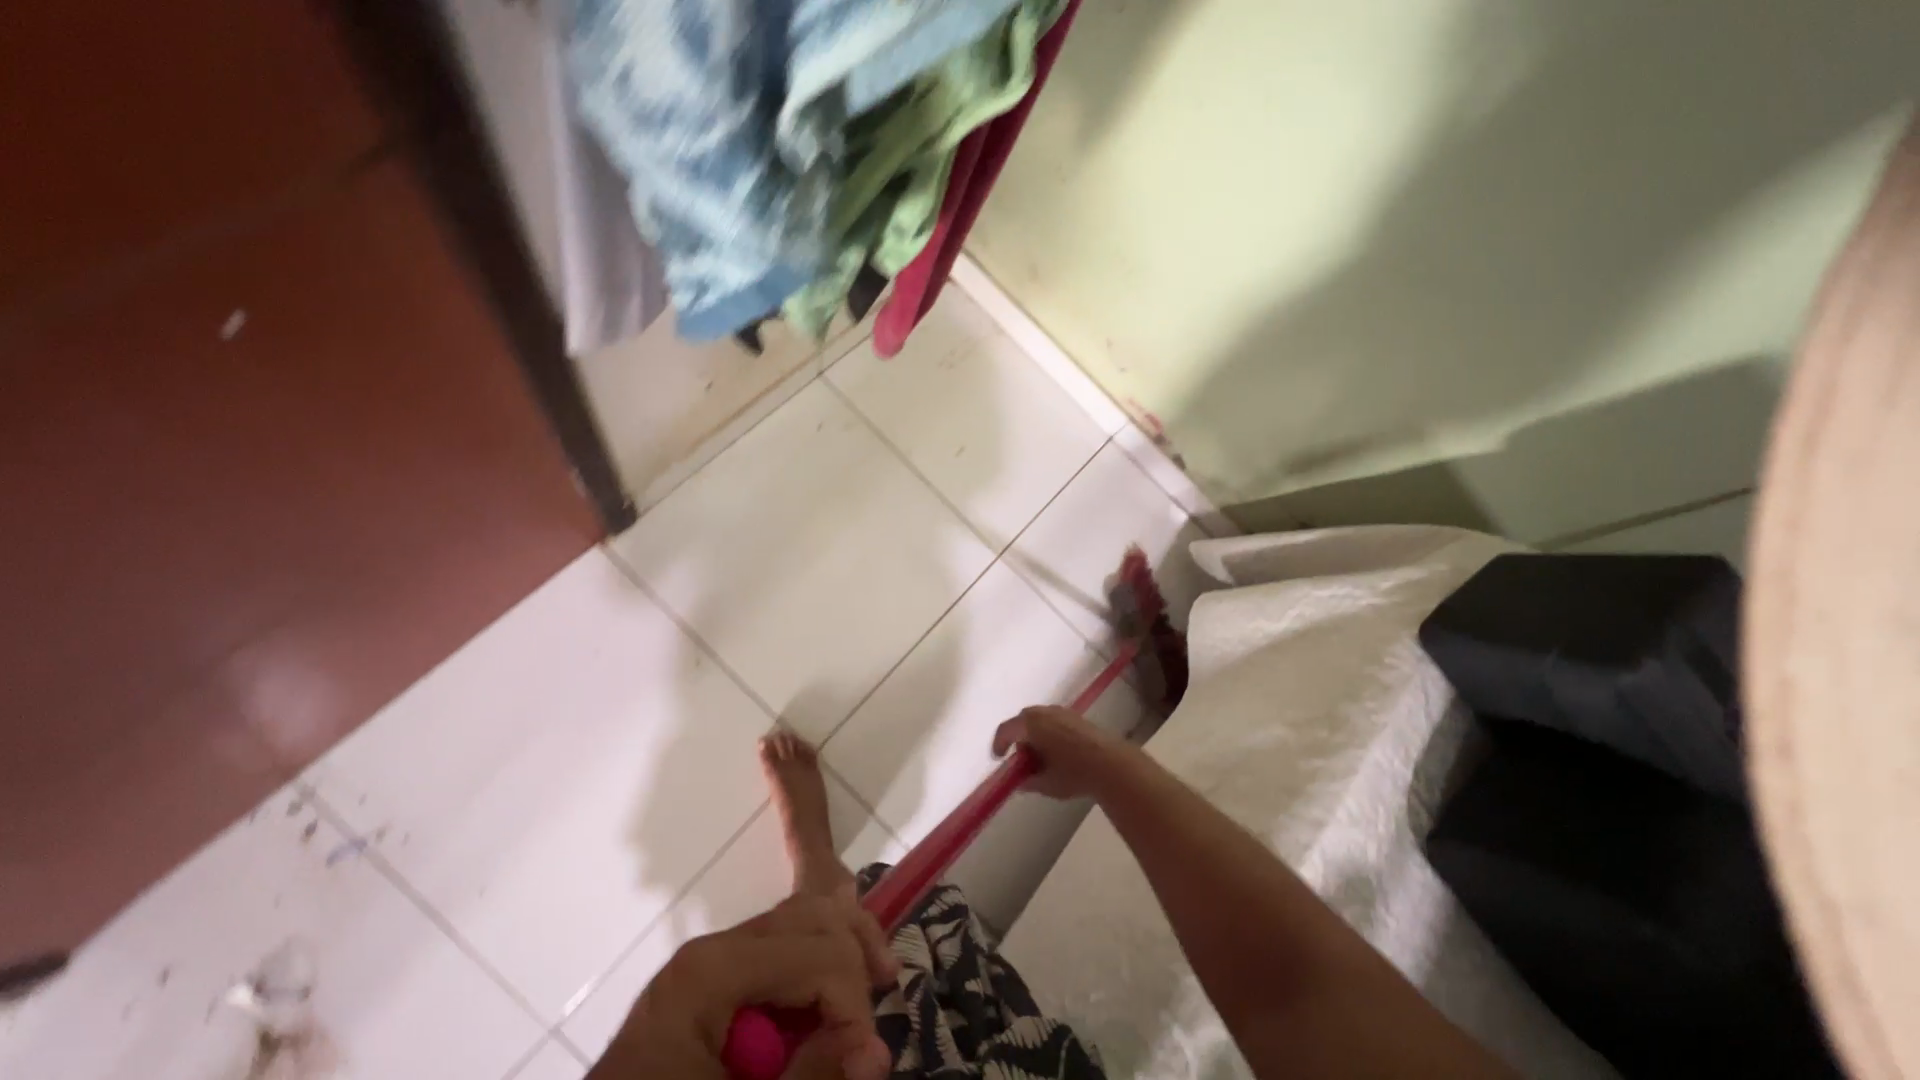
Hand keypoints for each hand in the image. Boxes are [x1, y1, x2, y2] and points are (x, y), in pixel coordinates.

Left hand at [592, 894, 897, 1079]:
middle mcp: (713, 950)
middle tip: (889, 993)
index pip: (817, 954)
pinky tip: (833, 991)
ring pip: (799, 920)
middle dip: (857, 950)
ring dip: (842, 946)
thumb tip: (877, 1052)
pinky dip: (814, 963)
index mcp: (713, 972)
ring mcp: (710, 962)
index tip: (867, 1062)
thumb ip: (810, 1076)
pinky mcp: (711, 982)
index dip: (854, 1004)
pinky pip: (778, 950)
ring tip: (874, 982)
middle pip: (811, 916)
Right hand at [992, 705, 1135, 799]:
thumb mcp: (1046, 784)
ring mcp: (1064, 712)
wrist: (1113, 764)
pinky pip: (1055, 722)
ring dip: (1036, 735)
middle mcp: (1045, 712)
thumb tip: (1020, 781)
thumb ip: (1028, 781)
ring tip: (1042, 757)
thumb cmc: (1074, 773)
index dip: (999, 744)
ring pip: (1041, 720)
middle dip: (1020, 738)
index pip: (1006, 729)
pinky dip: (1050, 733)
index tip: (999, 758)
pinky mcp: (1079, 718)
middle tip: (1022, 758)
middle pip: (1023, 721)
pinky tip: (1059, 753)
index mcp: (1031, 724)